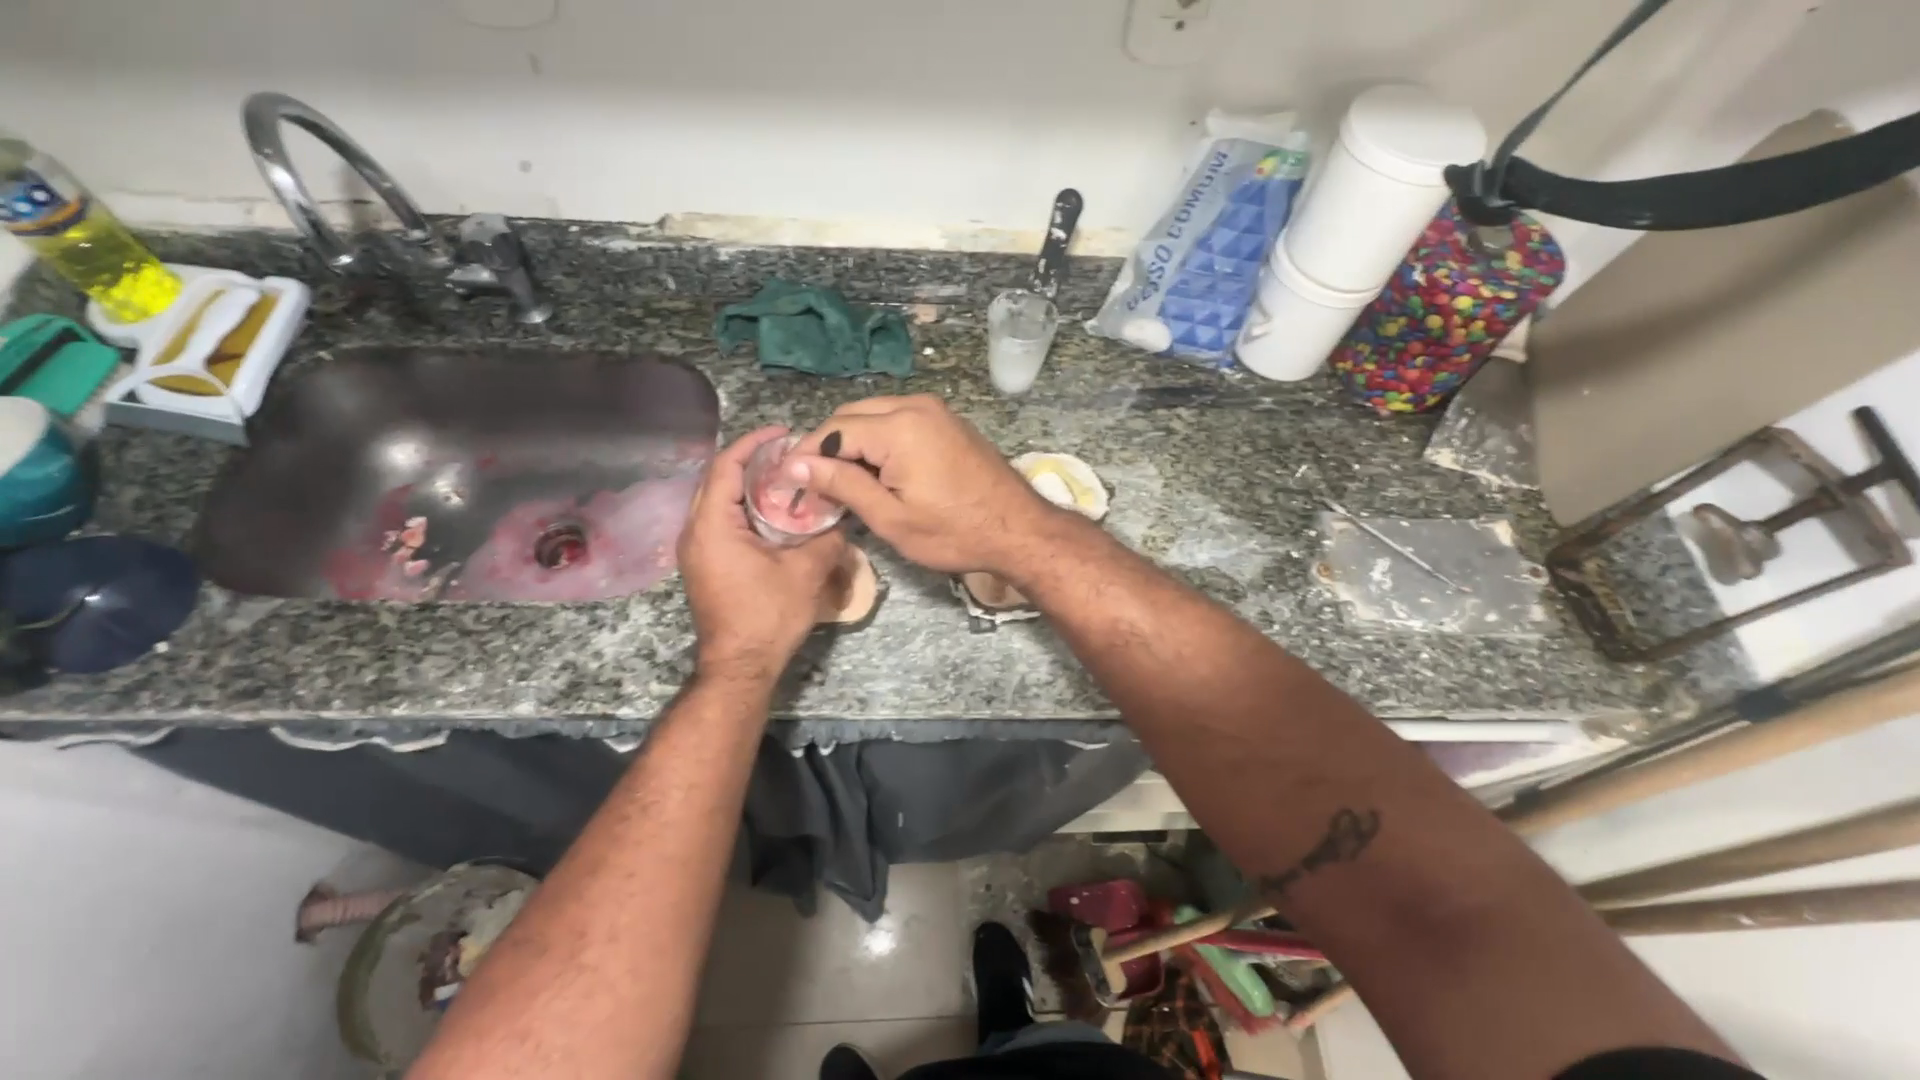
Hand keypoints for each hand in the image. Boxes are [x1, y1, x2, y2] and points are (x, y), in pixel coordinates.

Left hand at [678, 427, 848, 682]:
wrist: (740, 665)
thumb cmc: (769, 616)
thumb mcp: (807, 572)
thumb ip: (826, 536)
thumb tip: (841, 514)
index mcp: (713, 525)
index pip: (726, 466)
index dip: (753, 443)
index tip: (783, 433)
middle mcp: (695, 531)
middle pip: (717, 479)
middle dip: (750, 461)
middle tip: (787, 454)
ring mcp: (695, 549)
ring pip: (716, 500)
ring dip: (746, 485)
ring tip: (783, 478)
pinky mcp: (703, 564)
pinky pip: (719, 520)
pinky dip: (743, 507)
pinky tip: (772, 513)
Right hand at [784, 395, 1059, 575]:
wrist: (1018, 529)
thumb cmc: (954, 532)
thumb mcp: (890, 518)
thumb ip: (841, 485)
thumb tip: (794, 465)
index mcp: (897, 427)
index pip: (832, 430)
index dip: (806, 456)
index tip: (792, 485)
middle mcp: (914, 405)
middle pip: (851, 416)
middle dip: (828, 448)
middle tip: (816, 487)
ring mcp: (934, 410)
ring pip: (874, 415)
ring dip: (853, 443)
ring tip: (845, 484)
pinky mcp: (947, 420)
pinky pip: (898, 420)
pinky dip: (880, 440)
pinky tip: (879, 473)